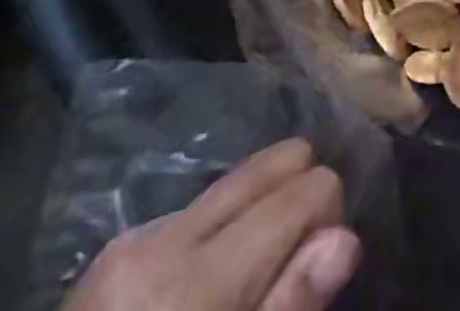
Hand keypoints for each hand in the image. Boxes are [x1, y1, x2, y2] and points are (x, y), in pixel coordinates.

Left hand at [64, 138, 360, 310]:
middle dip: (301, 195)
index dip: (328, 221)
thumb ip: (291, 306)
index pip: (310, 185)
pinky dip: (220, 235)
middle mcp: (164, 237)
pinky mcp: (114, 252)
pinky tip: (203, 288)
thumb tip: (346, 238)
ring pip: (238, 183)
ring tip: (247, 283)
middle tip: (288, 265)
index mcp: (197, 276)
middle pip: (274, 162)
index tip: (311, 273)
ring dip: (259, 217)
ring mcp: (132, 240)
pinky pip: (198, 212)